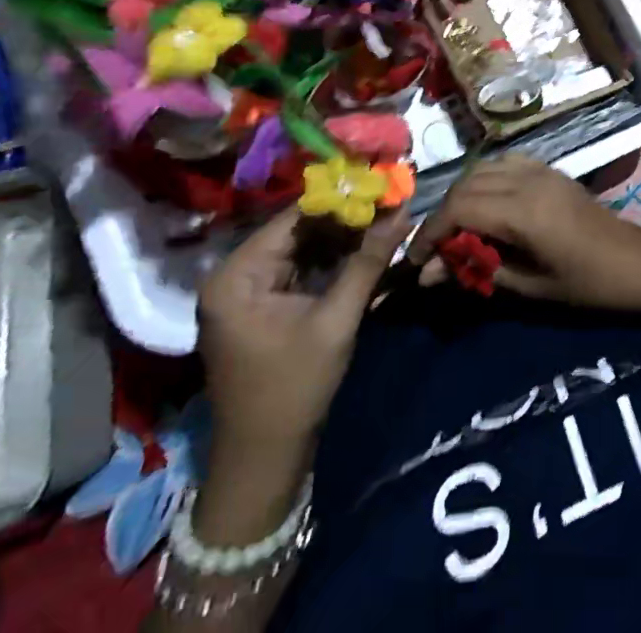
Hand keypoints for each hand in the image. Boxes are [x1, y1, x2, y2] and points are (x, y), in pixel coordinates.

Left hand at [198, 207, 408, 452]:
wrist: (266, 454)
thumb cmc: (294, 385)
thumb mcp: (336, 320)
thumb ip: (367, 262)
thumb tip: (402, 213)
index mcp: (238, 275)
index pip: (294, 218)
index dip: (341, 199)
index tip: (384, 185)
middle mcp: (237, 275)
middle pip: (300, 232)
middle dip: (348, 220)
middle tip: (395, 203)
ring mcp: (251, 293)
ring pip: (306, 251)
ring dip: (347, 240)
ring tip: (391, 221)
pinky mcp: (267, 308)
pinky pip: (305, 273)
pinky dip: (337, 264)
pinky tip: (371, 252)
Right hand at [407, 159, 640, 309]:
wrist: (635, 261)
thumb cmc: (586, 283)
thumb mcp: (528, 285)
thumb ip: (477, 270)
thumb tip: (429, 274)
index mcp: (523, 211)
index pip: (457, 208)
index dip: (430, 233)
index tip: (418, 261)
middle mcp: (528, 181)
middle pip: (464, 185)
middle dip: (442, 215)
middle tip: (438, 249)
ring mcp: (542, 171)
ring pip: (483, 169)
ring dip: (462, 195)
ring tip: (460, 229)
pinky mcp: (552, 171)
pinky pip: (506, 163)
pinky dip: (487, 180)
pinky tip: (489, 206)